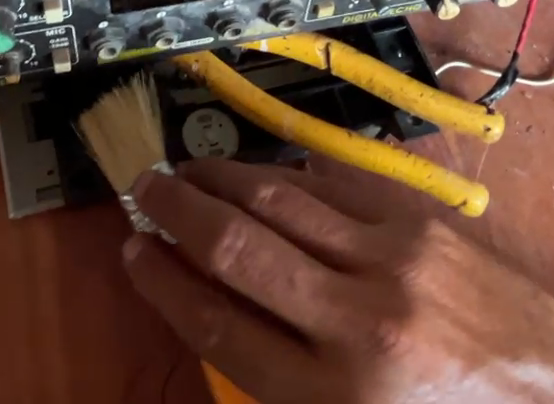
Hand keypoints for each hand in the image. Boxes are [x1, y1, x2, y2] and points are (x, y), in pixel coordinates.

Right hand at [123, 158, 553, 402]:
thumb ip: (286, 386)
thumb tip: (216, 315)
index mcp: (336, 398)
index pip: (217, 324)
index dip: (164, 282)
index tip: (133, 249)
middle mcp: (356, 321)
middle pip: (236, 247)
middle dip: (176, 211)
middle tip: (143, 188)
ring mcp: (391, 260)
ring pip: (277, 200)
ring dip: (218, 180)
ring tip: (184, 172)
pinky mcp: (420, 224)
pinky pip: (329, 186)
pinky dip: (278, 176)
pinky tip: (253, 174)